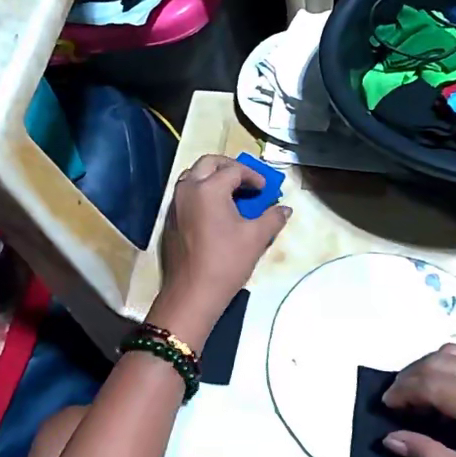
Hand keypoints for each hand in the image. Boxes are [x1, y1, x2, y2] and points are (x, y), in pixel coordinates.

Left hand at [152, 155, 289, 344]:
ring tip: (231, 193)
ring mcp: (175, 204)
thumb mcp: (256, 238)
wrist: (192, 293)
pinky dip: (202, 192)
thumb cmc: (226, 262)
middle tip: (246, 180)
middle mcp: (188, 189)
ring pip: (193, 176)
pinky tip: (216, 211)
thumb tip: (285, 209)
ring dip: (213, 177)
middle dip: (230, 167)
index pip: (234, 170)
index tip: (265, 189)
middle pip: (208, 163)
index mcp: (209, 188)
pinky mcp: (170, 219)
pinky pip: (186, 193)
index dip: (253, 177)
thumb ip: (272, 218)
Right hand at [382, 344, 455, 456]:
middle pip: (449, 361)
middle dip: (414, 377)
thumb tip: (391, 438)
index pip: (442, 384)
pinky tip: (440, 402)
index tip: (380, 409)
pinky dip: (452, 377)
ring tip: (410, 402)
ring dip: (432, 372)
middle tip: (390, 405)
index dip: (406, 392)